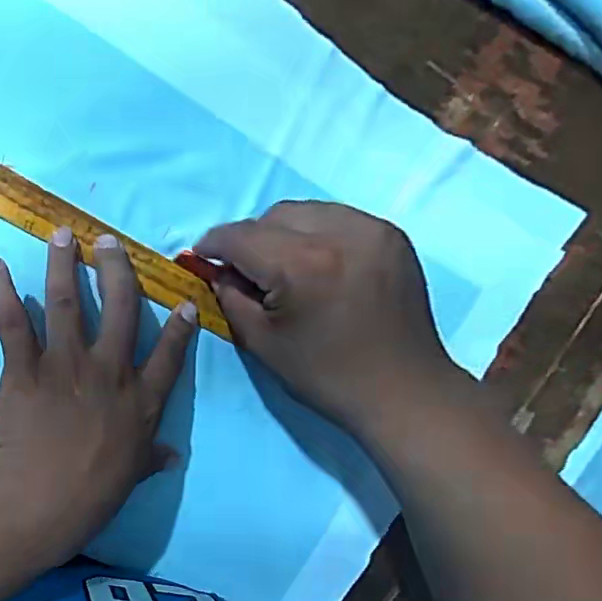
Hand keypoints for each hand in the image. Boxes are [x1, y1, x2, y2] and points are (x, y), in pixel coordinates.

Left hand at [0, 226, 196, 560]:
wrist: (46, 497)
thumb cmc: (95, 493)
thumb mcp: (133, 475)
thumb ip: (152, 458)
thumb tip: (173, 457)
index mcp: (141, 399)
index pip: (170, 355)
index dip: (182, 326)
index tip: (186, 300)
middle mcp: (109, 371)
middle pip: (123, 309)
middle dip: (118, 270)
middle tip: (109, 242)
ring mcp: (67, 365)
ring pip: (68, 304)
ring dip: (63, 265)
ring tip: (61, 234)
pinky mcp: (26, 369)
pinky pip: (12, 324)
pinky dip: (0, 292)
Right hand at [194, 201, 468, 434]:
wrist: (401, 389)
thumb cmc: (324, 375)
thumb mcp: (262, 342)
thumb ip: (231, 298)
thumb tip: (218, 271)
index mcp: (302, 265)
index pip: (242, 236)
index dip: (213, 243)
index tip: (200, 255)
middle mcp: (339, 233)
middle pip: (274, 215)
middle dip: (250, 238)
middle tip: (243, 269)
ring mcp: (372, 229)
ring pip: (308, 211)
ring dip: (283, 232)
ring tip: (281, 265)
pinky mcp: (392, 235)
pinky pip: (339, 218)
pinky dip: (317, 234)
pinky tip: (317, 263)